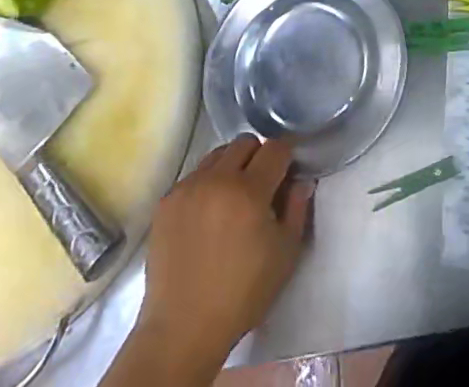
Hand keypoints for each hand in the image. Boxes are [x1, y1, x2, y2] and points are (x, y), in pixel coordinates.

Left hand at [140, 135, 314, 360]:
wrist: (184, 326)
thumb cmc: (243, 292)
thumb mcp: (285, 253)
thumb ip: (297, 208)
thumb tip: (301, 181)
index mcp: (249, 191)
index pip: (275, 148)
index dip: (286, 156)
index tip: (288, 172)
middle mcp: (216, 180)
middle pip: (244, 143)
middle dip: (259, 156)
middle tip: (262, 184)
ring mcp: (187, 188)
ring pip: (217, 155)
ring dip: (231, 166)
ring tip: (233, 197)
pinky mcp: (166, 202)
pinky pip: (194, 176)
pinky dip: (207, 184)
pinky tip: (208, 213)